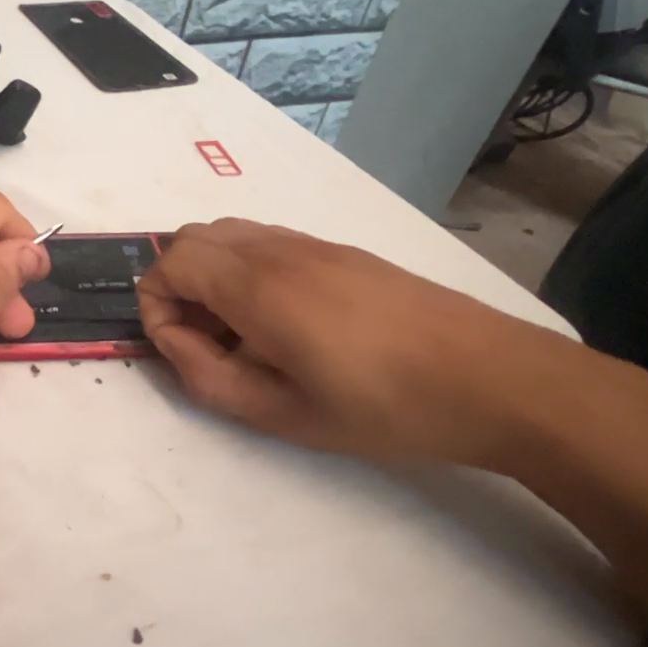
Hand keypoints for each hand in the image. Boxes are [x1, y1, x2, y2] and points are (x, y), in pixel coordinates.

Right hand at [137, 219, 617, 470]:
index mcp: (258, 286)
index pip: (170, 263)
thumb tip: (172, 342)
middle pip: (192, 237)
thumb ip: (206, 377)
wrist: (493, 380)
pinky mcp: (341, 251)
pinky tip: (280, 321)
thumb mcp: (279, 413)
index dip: (154, 307)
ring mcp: (313, 244)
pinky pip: (266, 241)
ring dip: (208, 274)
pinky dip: (244, 269)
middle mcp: (278, 249)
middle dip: (174, 284)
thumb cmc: (380, 407)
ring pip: (229, 233)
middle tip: (200, 339)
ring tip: (237, 332)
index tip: (181, 351)